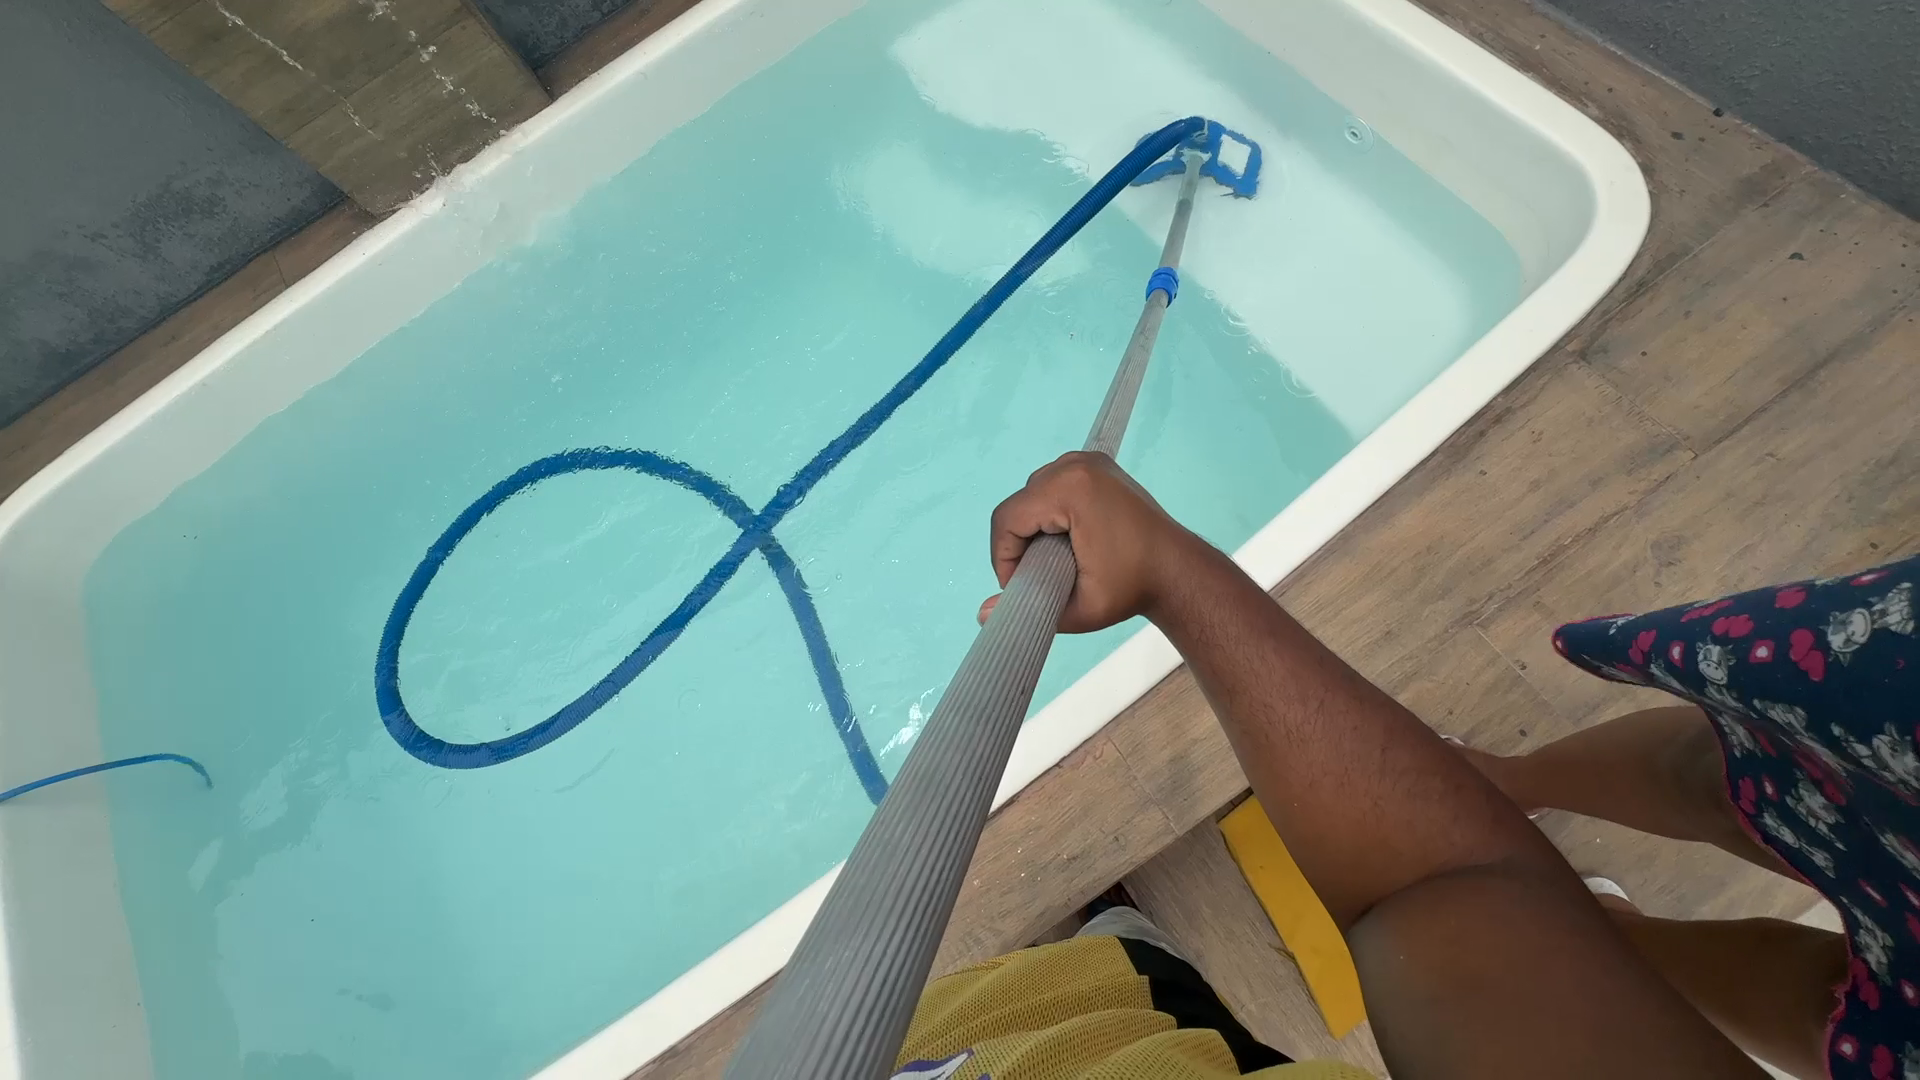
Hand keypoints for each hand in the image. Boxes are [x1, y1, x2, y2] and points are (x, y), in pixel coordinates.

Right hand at [979, 451, 1206, 632]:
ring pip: (1033, 494)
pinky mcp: (1095, 465)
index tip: (1020, 586)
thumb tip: (981, 614)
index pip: (1008, 519)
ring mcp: (1087, 461)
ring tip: (1049, 560)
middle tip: (1035, 576)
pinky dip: (1049, 512)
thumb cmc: (1132, 590)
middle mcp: (1074, 466)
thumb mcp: (1080, 610)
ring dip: (1032, 527)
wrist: (1178, 569)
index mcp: (1070, 490)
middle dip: (1018, 543)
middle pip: (1019, 504)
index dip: (1004, 557)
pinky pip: (1052, 486)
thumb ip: (1028, 608)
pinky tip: (1065, 539)